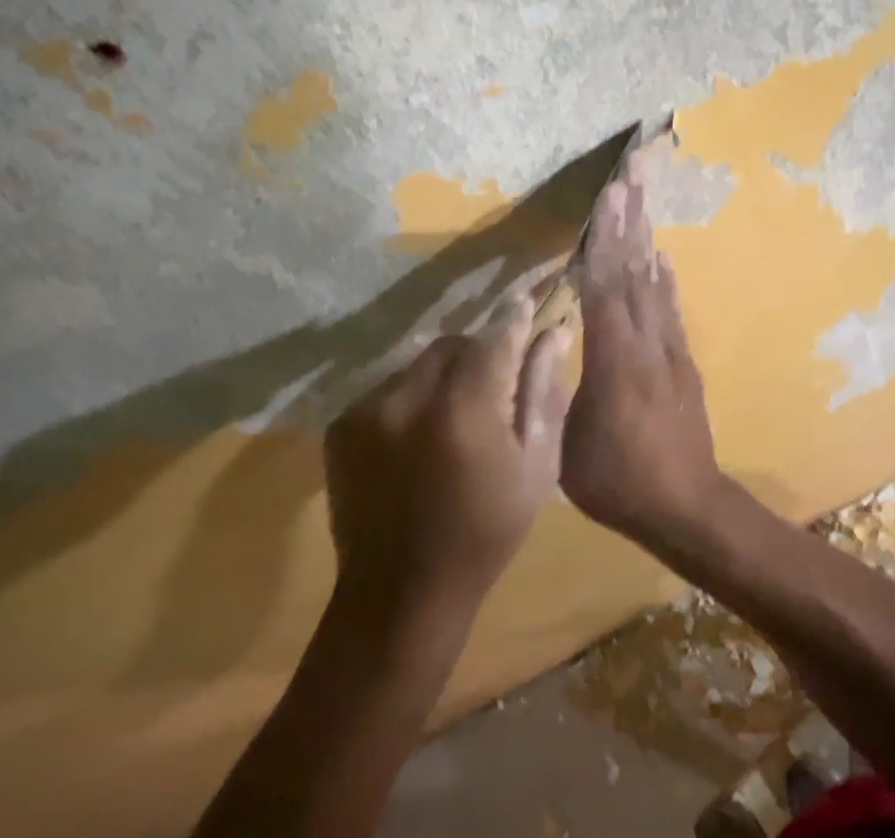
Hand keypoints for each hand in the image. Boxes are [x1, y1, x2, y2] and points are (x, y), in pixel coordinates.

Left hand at [324, 294, 571, 614]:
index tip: (526, 302)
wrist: (402, 591)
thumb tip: (554, 333)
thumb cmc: (486, 535)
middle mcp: (410, 396)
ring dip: (439, 380)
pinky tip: (415, 443)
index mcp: (466, 408)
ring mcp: (368, 409)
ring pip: (415, 366)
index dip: (513, 318)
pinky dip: (406, 403)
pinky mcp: (341, 425)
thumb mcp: (534, 469)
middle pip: (450, 346)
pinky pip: (385, 390)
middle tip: (490, 391)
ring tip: (449, 424)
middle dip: (474, 356)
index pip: (494, 336)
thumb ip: (541, 393)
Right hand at [561, 164, 730, 544]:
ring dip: (646, 239)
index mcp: (614, 364)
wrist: (687, 509)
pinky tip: (659, 258)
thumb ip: (557, 388)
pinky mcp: (683, 365)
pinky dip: (662, 278)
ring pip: (655, 285)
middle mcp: (647, 346)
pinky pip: (670, 310)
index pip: (604, 289)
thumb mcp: (565, 445)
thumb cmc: (617, 483)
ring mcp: (671, 353)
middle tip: (631, 172)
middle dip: (630, 220)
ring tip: (641, 199)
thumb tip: (551, 342)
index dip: (603, 240)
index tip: (606, 195)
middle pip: (636, 273)